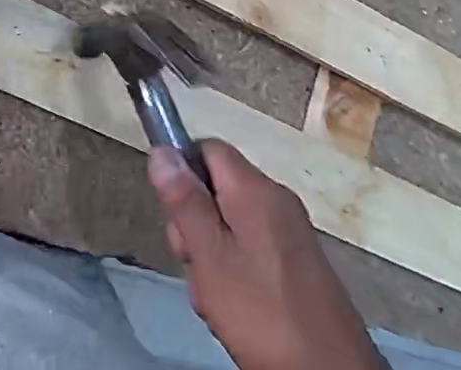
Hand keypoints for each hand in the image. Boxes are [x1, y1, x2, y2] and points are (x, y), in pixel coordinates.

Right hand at [149, 142, 385, 369]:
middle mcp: (276, 197)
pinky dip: (236, 268)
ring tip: (215, 295)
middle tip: (195, 264)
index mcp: (256, 188)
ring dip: (213, 253)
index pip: (208, 148)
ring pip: (232, 221)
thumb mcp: (211, 256)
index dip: (183, 172)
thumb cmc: (262, 311)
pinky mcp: (298, 258)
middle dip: (196, 223)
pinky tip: (236, 306)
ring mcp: (290, 228)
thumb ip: (185, 202)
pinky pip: (253, 245)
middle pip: (219, 187)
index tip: (174, 215)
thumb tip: (161, 150)